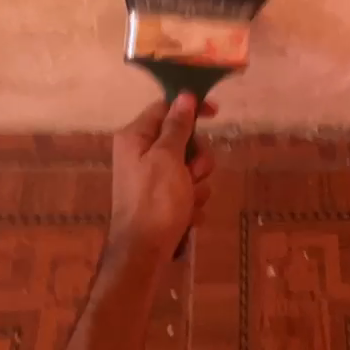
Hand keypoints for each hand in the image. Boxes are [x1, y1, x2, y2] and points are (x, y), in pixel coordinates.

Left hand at [109, 94, 217, 262]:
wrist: (143, 254)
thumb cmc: (155, 201)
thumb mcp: (168, 158)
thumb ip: (177, 126)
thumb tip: (184, 95)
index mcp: (135, 138)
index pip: (165, 108)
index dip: (189, 108)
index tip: (214, 112)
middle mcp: (140, 154)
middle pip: (181, 139)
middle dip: (196, 157)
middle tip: (193, 173)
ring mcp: (151, 179)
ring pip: (189, 166)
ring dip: (197, 182)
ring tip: (189, 199)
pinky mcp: (161, 200)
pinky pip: (187, 189)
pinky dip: (191, 201)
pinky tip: (187, 214)